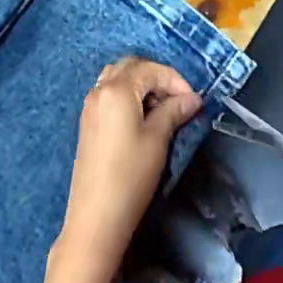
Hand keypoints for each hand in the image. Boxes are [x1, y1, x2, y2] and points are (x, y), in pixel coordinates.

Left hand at [58, 58, 201, 262]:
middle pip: (131, 67)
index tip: (194, 102)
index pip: (150, 69)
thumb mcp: (157, 139)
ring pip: (118, 78)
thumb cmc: (131, 174)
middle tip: (178, 101)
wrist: (96, 215)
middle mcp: (99, 89)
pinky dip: (128, 95)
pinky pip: (109, 93)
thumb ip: (174, 111)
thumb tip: (192, 98)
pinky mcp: (88, 121)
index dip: (175, 81)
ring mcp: (90, 105)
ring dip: (142, 85)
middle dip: (158, 78)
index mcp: (117, 89)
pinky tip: (142, 119)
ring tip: (161, 110)